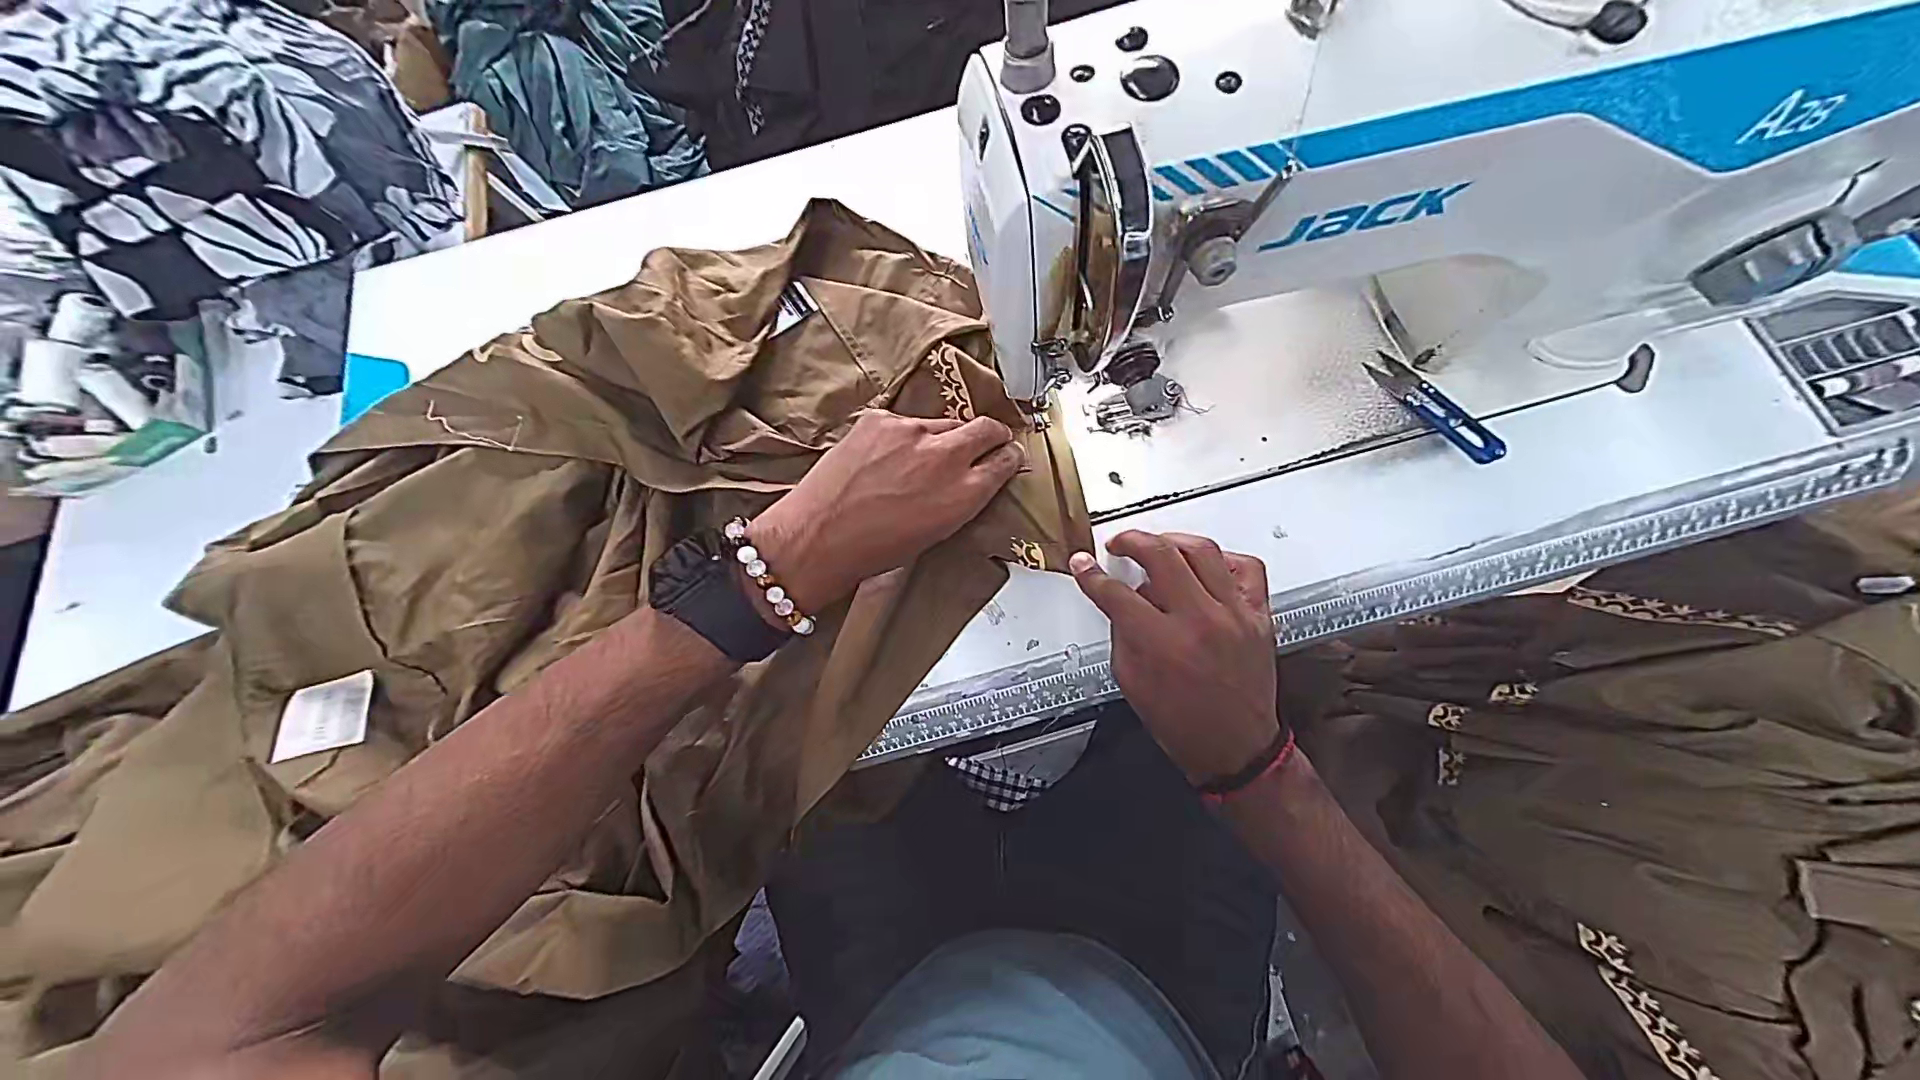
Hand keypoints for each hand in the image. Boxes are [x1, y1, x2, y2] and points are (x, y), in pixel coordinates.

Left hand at [749, 410, 1025, 611]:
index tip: (1006, 455)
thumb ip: (962, 499)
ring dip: (942, 436)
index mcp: (965, 493)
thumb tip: (974, 480)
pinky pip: (904, 421)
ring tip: (922, 458)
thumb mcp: (936, 531)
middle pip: (986, 428)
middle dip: (992, 434)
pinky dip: (902, 435)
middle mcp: (945, 456)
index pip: (1004, 460)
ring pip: (944, 422)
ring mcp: (911, 431)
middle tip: (989, 439)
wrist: (818, 536)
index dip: (1007, 457)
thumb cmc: (874, 549)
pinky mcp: (880, 419)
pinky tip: (887, 456)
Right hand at [1070, 531, 1282, 783]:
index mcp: (1162, 644)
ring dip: (1170, 540)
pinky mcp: (1258, 616)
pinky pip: (1246, 567)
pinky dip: (1222, 558)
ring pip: (1202, 551)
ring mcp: (1234, 615)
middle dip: (1130, 541)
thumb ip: (1122, 634)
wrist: (1236, 747)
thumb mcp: (1131, 681)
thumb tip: (1118, 600)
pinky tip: (1205, 563)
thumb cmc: (1185, 723)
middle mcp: (1200, 623)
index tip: (1084, 564)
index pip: (1116, 592)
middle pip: (1160, 555)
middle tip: (1119, 544)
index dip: (1091, 574)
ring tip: (1157, 545)